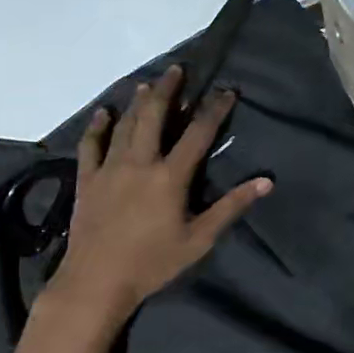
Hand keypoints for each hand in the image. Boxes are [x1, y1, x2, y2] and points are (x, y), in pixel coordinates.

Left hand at [49, 66, 271, 314]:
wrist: (96, 282)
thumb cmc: (153, 263)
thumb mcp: (199, 239)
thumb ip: (231, 207)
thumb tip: (266, 182)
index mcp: (170, 176)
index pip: (198, 134)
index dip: (214, 109)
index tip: (227, 91)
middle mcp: (140, 162)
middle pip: (154, 116)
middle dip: (168, 90)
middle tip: (177, 70)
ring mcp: (110, 168)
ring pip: (124, 125)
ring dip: (138, 102)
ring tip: (148, 83)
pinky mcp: (87, 179)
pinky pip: (91, 145)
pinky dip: (97, 126)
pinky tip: (103, 112)